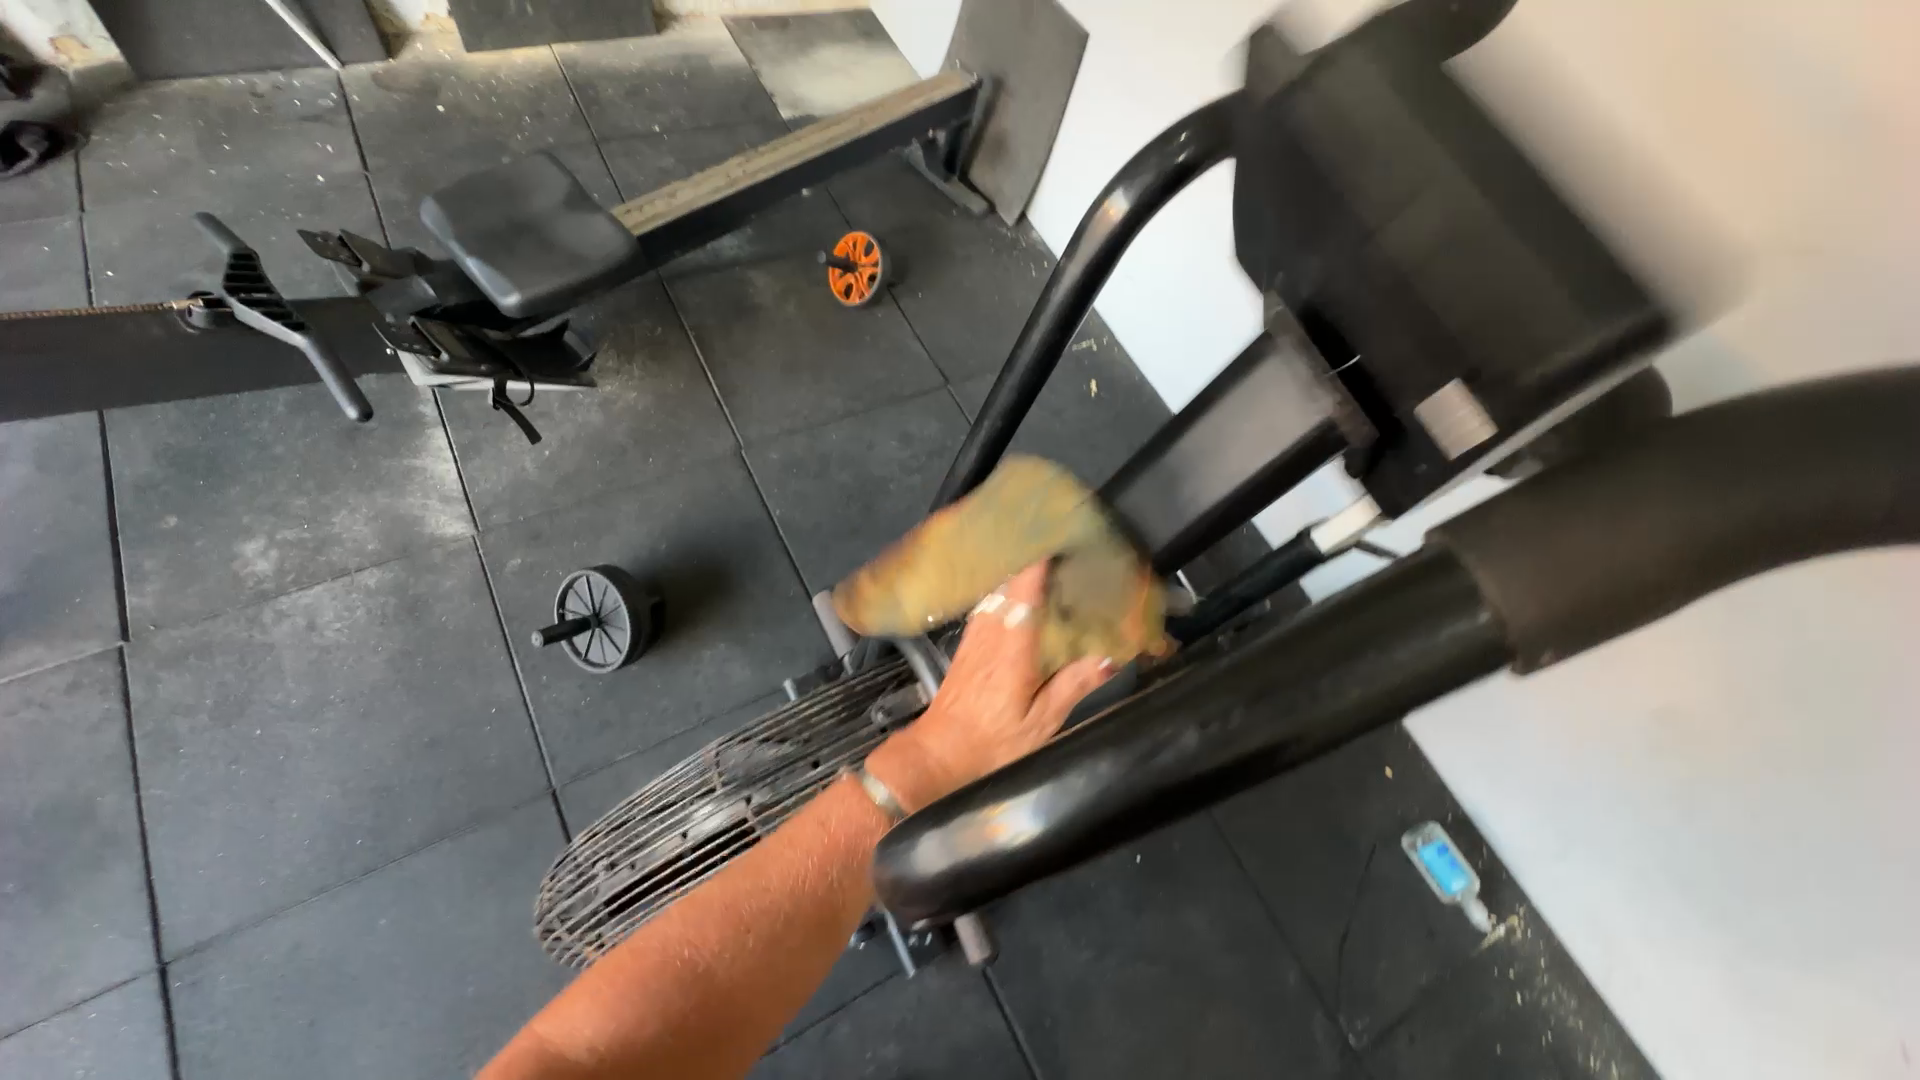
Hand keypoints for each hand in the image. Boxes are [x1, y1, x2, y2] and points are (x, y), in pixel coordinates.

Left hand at [865, 561, 1112, 812]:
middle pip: (1012, 578)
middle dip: (1037, 556)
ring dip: (1021, 570)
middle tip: (1066, 541)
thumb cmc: (991, 743)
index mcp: (1013, 644)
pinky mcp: (968, 642)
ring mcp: (976, 633)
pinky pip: (991, 603)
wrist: (940, 753)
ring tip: (1050, 557)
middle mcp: (991, 629)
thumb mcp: (1042, 721)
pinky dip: (1009, 589)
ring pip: (999, 588)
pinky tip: (1024, 592)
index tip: (1063, 534)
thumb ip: (1075, 684)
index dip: (1043, 556)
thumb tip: (1110, 655)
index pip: (1026, 585)